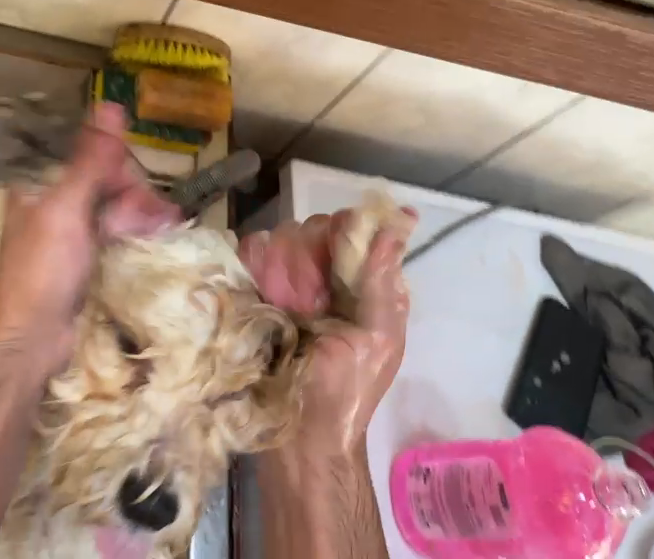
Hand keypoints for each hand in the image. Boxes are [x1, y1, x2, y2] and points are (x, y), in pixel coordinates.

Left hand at [0, 103, 179, 372]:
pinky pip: (111, 230)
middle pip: (100, 178)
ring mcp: (67, 230)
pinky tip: (158, 233)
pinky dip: (133, 228)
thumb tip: (111, 105)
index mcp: (38, 182)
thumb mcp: (67, 208)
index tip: (137, 175)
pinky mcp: (81, 256)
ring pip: (109, 204)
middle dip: (132, 190)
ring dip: (139, 209)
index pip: (82, 152)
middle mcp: (51, 200)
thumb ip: (91, 159)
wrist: (31, 339)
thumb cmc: (43, 268)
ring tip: (168, 224)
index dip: (113, 160)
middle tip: (160, 211)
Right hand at [241, 211, 416, 457]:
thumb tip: (403, 219)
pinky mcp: (252, 286)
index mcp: (361, 282)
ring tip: (288, 308)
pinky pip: (249, 250)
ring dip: (284, 268)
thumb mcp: (378, 339)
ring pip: (280, 236)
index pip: (352, 226)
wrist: (295, 433)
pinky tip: (262, 294)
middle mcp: (324, 274)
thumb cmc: (346, 391)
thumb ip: (382, 279)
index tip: (338, 259)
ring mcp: (286, 279)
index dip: (344, 234)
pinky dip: (254, 264)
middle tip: (313, 299)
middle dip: (312, 257)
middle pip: (313, 226)